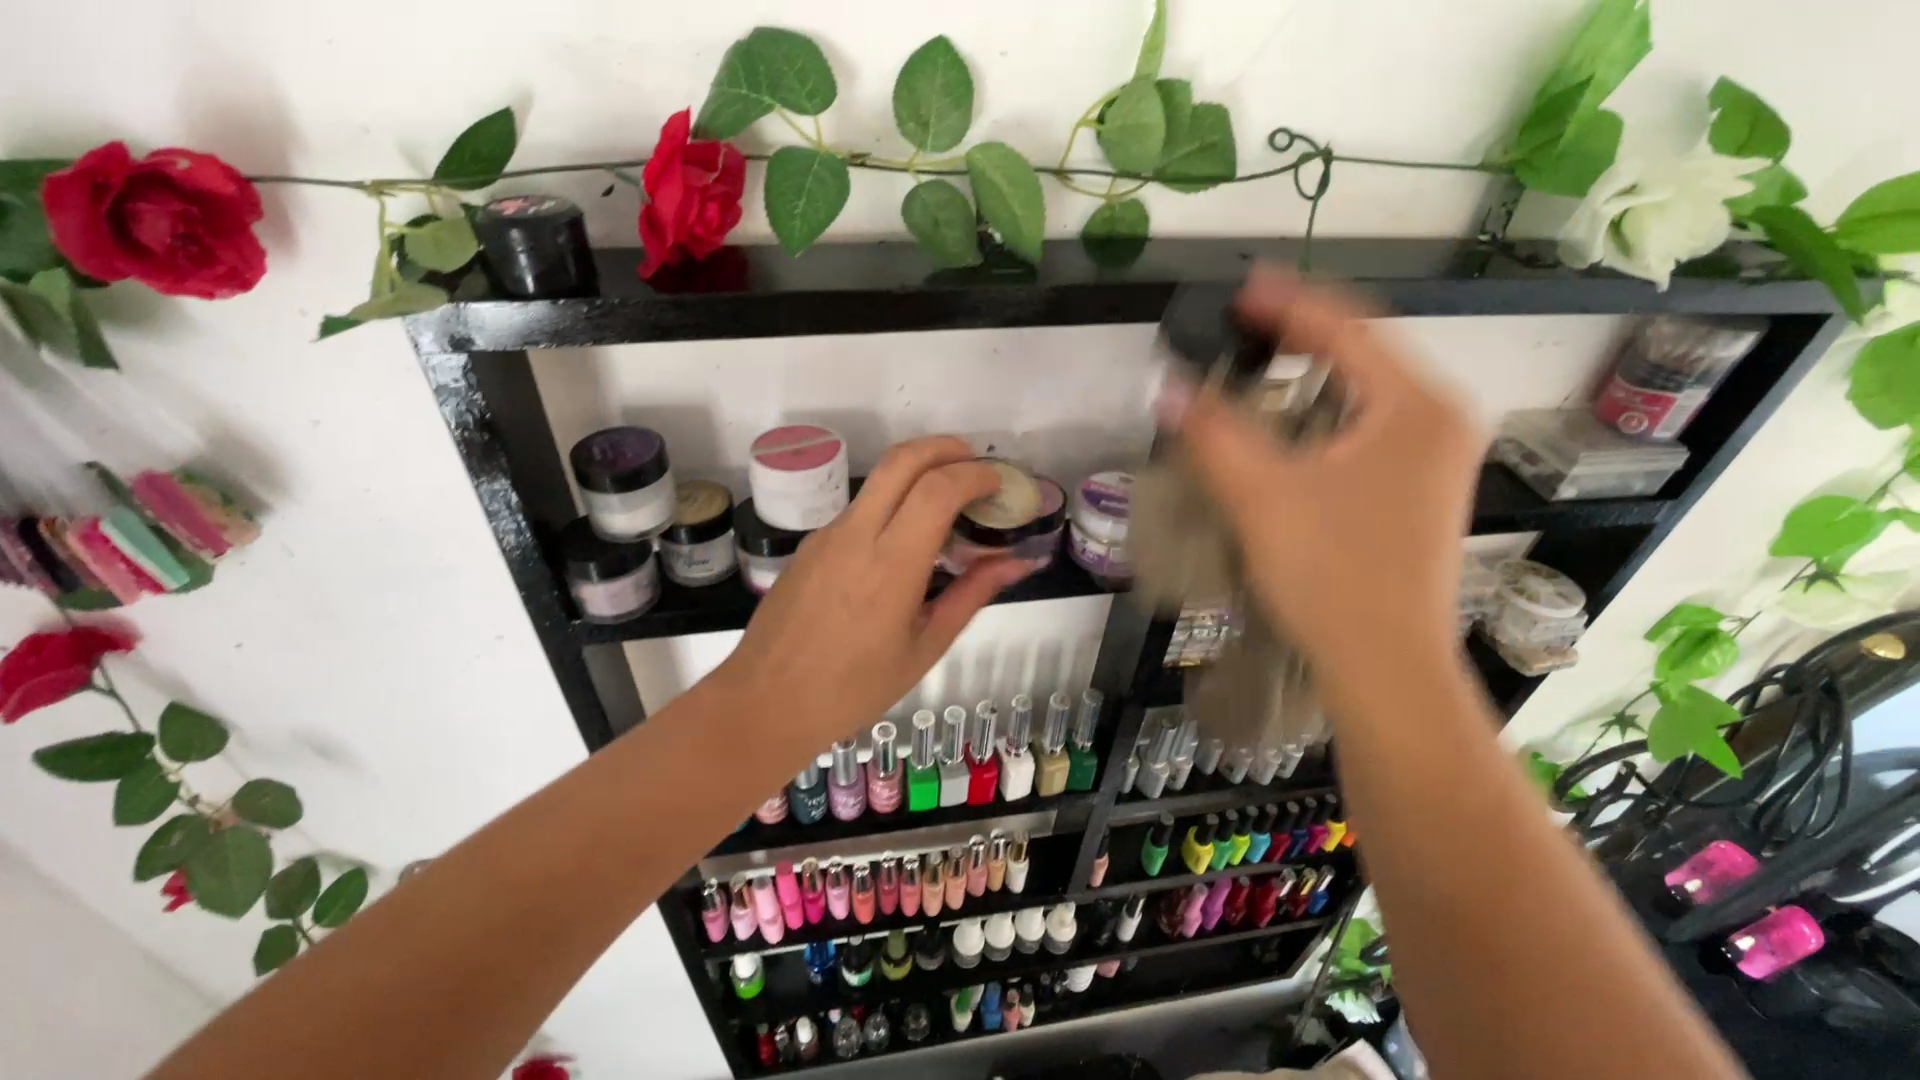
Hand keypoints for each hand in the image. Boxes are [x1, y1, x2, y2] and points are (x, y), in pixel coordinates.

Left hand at [713, 436, 1035, 749]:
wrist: (765, 703)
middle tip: (976, 464)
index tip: (999, 483)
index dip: (975, 474)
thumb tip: (1018, 562)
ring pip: (877, 482)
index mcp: (890, 564)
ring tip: (949, 507)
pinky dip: (892, 506)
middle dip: (945, 447)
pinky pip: (859, 511)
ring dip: (918, 474)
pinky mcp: (810, 546)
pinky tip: (906, 544)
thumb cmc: (853, 689)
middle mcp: (855, 535)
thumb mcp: (924, 647)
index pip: (937, 489)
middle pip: (901, 459)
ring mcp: (826, 536)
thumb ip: (971, 594)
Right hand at [1158, 265, 1482, 688]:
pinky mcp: (1422, 490)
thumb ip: (1213, 432)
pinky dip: (1327, 411)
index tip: (1239, 287)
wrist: (1385, 666)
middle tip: (1242, 323)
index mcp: (1416, 405)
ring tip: (1261, 360)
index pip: (1349, 327)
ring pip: (1368, 391)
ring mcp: (1438, 458)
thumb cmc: (1331, 574)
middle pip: (1365, 352)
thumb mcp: (1262, 495)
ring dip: (1314, 372)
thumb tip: (1168, 387)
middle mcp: (1440, 419)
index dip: (1287, 302)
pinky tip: (1293, 423)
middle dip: (1301, 333)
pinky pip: (1371, 425)